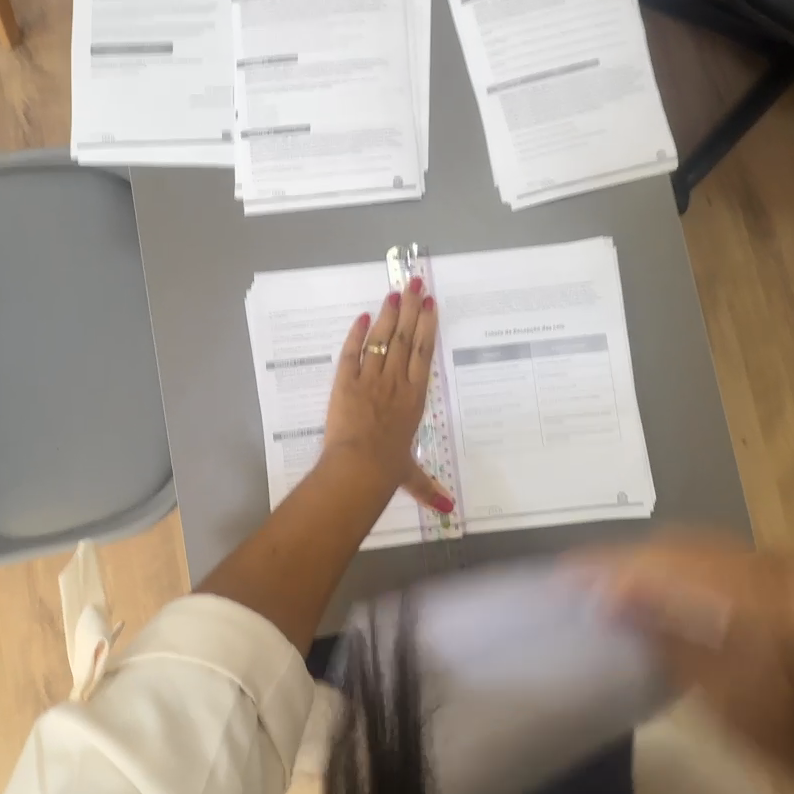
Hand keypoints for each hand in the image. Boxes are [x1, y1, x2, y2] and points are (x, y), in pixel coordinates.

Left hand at [320, 278, 452, 512]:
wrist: (358, 467)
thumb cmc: (387, 470)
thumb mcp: (410, 476)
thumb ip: (428, 487)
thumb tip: (448, 511)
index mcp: (414, 397)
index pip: (424, 353)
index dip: (428, 326)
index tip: (431, 304)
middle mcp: (395, 381)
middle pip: (406, 337)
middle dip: (411, 308)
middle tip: (415, 282)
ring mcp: (370, 378)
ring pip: (382, 339)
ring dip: (389, 314)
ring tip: (395, 291)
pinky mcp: (345, 382)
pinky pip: (352, 353)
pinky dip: (357, 334)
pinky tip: (362, 317)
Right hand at [570, 531, 793, 792]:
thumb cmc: (790, 735)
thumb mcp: (722, 700)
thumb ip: (665, 638)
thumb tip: (608, 596)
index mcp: (771, 606)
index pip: (678, 569)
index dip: (620, 569)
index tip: (571, 573)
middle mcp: (782, 569)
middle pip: (685, 546)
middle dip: (629, 558)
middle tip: (583, 572)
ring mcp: (786, 563)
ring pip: (698, 542)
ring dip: (650, 557)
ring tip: (608, 572)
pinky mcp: (786, 565)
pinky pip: (716, 549)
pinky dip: (677, 559)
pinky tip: (652, 572)